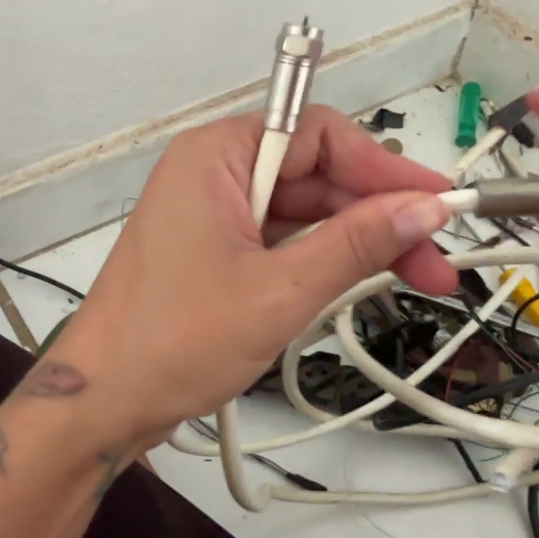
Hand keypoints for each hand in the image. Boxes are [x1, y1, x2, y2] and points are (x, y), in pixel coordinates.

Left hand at [51, 105, 455, 445]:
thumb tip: (426, 208)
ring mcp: (209, 216)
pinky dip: (318, 261)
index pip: (318, 134)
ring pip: (301, 213)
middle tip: (437, 261)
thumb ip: (355, 244)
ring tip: (414, 279)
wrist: (102, 403)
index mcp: (215, 156)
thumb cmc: (175, 342)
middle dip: (378, 214)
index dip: (381, 168)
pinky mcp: (210, 255)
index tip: (437, 203)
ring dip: (355, 242)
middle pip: (315, 175)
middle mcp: (211, 174)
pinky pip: (277, 242)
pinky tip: (358, 285)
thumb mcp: (279, 291)